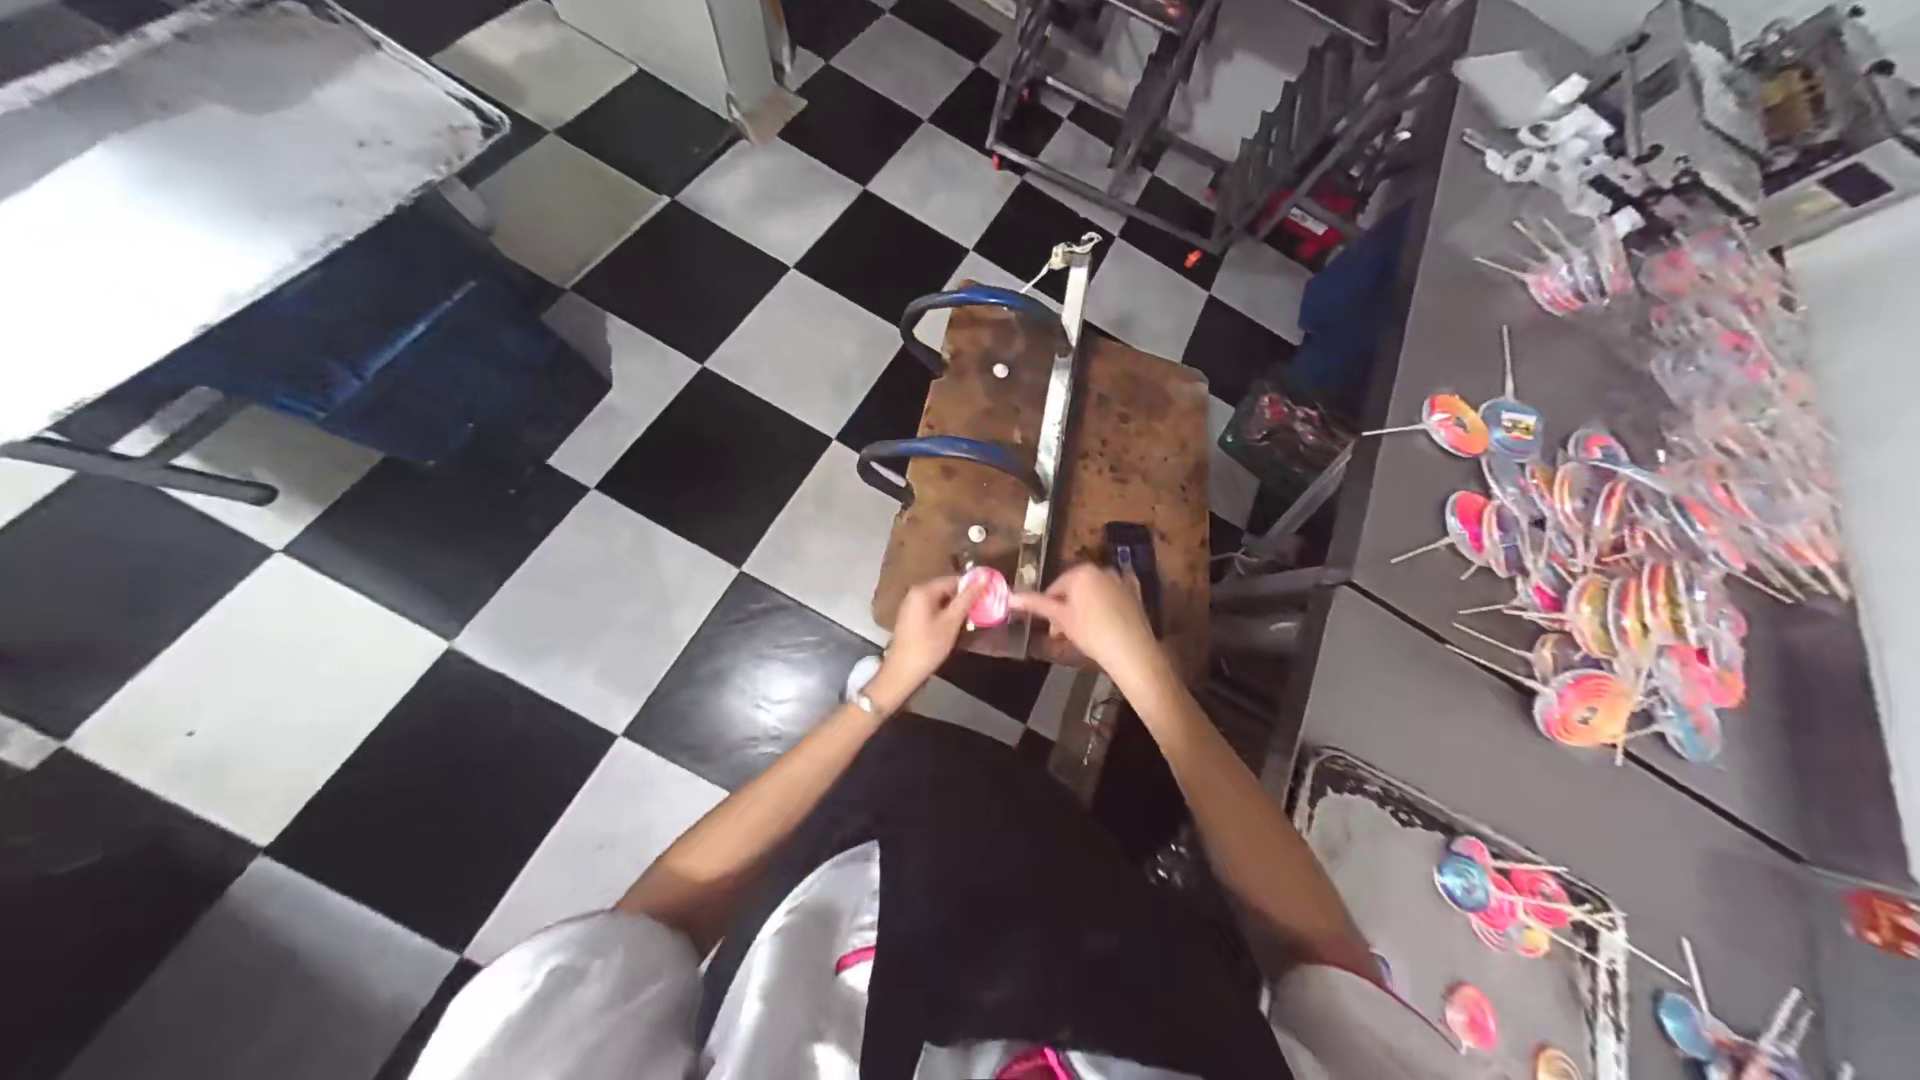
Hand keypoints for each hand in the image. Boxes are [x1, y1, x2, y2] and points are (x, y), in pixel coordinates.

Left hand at [872, 575, 980, 707]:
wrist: (903, 671)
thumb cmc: (929, 646)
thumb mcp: (951, 621)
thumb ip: (967, 598)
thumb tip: (983, 577)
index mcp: (923, 590)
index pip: (954, 580)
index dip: (972, 587)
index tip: (987, 597)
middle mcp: (915, 593)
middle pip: (946, 589)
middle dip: (964, 599)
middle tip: (981, 610)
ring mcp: (911, 605)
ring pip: (940, 600)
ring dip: (955, 609)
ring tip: (971, 620)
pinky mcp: (911, 617)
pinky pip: (932, 609)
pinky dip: (944, 615)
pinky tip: (954, 626)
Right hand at [1008, 564, 1164, 685]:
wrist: (1131, 651)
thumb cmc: (1091, 632)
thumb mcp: (1060, 618)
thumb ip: (1035, 604)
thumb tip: (1010, 597)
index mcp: (1081, 572)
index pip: (1055, 588)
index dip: (1049, 609)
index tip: (1051, 629)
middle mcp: (1102, 570)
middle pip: (1075, 589)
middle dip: (1066, 610)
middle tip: (1063, 634)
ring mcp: (1121, 581)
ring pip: (1093, 593)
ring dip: (1084, 609)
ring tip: (1082, 633)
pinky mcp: (1135, 594)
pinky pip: (1113, 597)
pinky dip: (1105, 606)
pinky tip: (1104, 622)